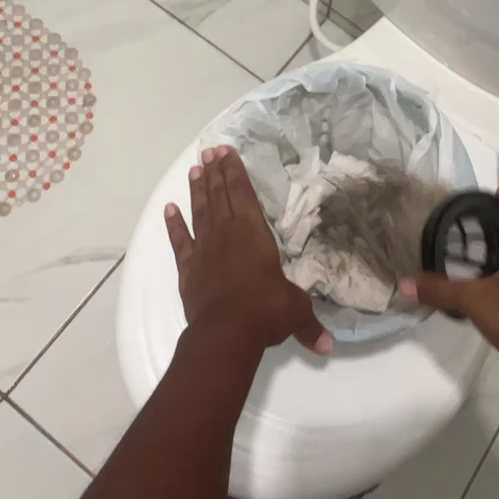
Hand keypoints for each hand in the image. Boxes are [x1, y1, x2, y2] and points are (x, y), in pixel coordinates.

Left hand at [165, 146, 332, 356]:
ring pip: (200, 212)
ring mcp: (204, 250)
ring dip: (198, 190)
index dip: (235, 171)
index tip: (227, 152)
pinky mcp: (188, 269)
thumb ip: (309, 324)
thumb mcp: (295, 312)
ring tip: (195, 169)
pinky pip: (180, 241)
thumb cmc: (266, 310)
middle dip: (216, 172)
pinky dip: (174, 224)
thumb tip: (329, 346)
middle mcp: (227, 234)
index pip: (243, 194)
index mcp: (254, 233)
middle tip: (209, 151)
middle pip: (220, 196)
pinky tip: (169, 209)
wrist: (227, 332)